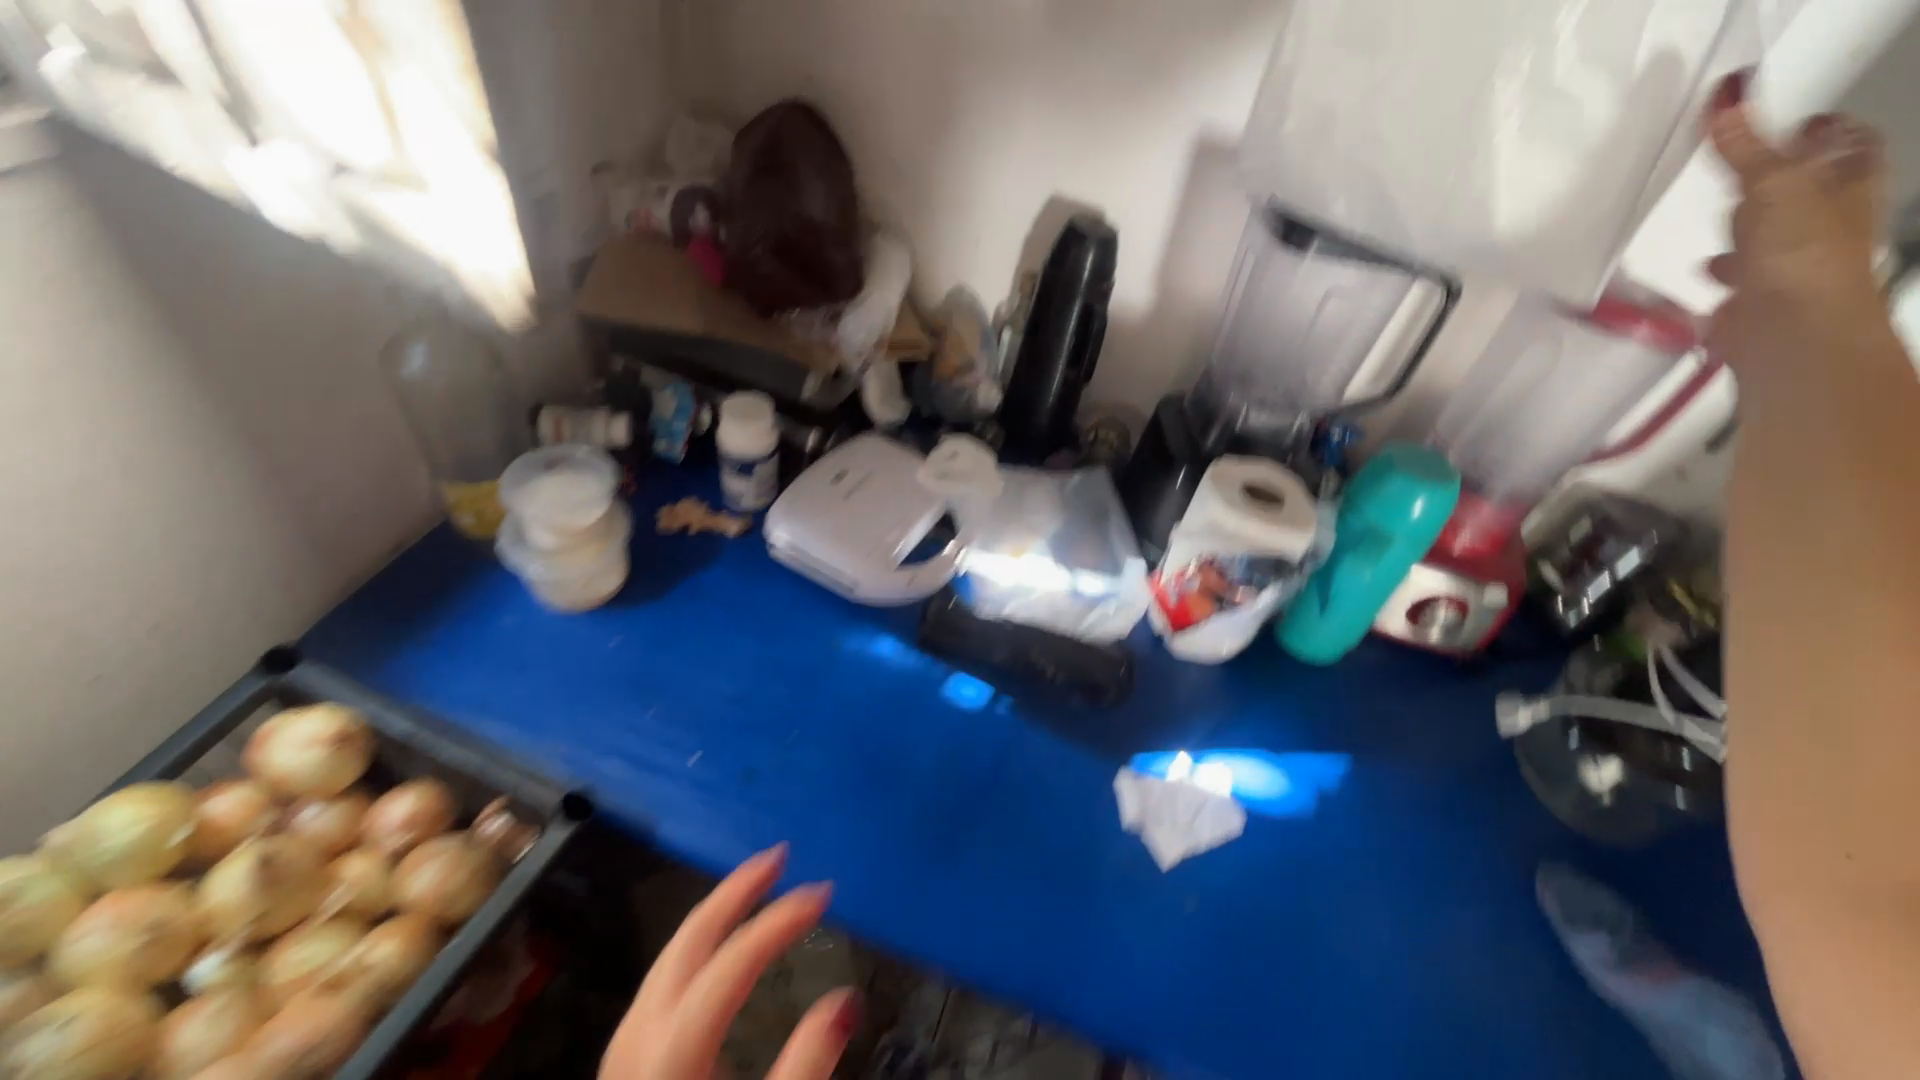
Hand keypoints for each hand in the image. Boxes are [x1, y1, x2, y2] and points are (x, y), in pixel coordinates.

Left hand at [600, 844, 857, 1078]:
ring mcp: (626, 1041)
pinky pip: (666, 973)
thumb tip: (847, 1000)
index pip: (733, 961)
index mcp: (673, 1051)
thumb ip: (808, 1064)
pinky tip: (721, 939)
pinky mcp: (627, 1054)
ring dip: (716, 910)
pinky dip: (699, 941)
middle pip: (689, 939)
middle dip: (737, 890)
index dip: (780, 919)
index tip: (824, 890)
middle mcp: (639, 1033)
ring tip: (758, 883)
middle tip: (781, 853)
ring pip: (672, 951)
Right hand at [1704, 70, 1888, 396]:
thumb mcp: (1771, 184)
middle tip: (1753, 166)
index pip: (1850, 147)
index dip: (1829, 133)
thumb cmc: (1798, 251)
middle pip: (1810, 192)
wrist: (1788, 332)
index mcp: (1849, 188)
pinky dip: (1723, 270)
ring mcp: (1794, 266)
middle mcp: (1829, 224)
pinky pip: (1739, 276)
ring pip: (1774, 235)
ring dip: (1750, 228)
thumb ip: (1744, 144)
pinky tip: (1703, 268)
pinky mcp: (1757, 300)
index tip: (1805, 121)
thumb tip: (1729, 90)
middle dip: (1784, 181)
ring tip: (1723, 218)